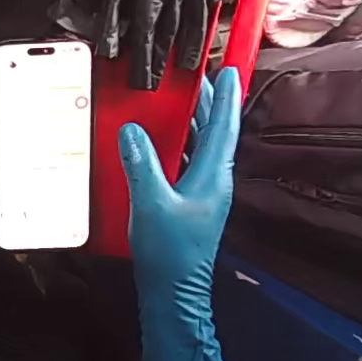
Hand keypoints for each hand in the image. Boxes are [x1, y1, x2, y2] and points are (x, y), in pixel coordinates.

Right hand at [119, 66, 242, 360]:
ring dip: (194, 125)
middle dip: (209, 106)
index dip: (226, 98)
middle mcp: (214, 181)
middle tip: (197, 80)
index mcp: (213, 176)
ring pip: (202, 149)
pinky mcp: (190, 204)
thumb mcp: (151, 204)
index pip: (223, 128)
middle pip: (215, 135)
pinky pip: (188, 164)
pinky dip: (180, 146)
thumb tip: (131, 131)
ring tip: (180, 105)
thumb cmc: (169, 251)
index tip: (230, 70)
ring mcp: (203, 194)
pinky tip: (162, 145)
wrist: (173, 290)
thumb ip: (141, 165)